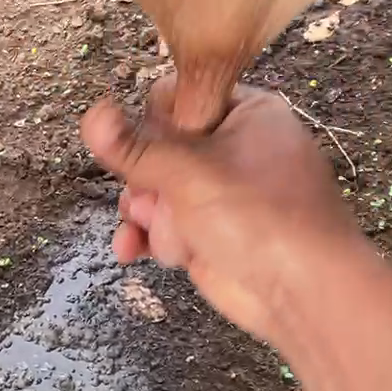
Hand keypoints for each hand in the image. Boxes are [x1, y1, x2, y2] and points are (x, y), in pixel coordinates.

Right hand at [81, 79, 369, 344]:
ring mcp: (218, 196)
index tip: (142, 151)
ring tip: (153, 233)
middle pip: (156, 151)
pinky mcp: (206, 234)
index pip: (176, 99)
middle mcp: (232, 150)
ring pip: (153, 192)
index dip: (150, 125)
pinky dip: (146, 238)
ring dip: (143, 215)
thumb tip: (91, 114)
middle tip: (149, 201)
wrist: (300, 292)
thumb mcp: (189, 173)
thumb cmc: (257, 216)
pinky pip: (160, 226)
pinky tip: (131, 251)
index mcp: (244, 114)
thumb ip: (135, 148)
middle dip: (143, 183)